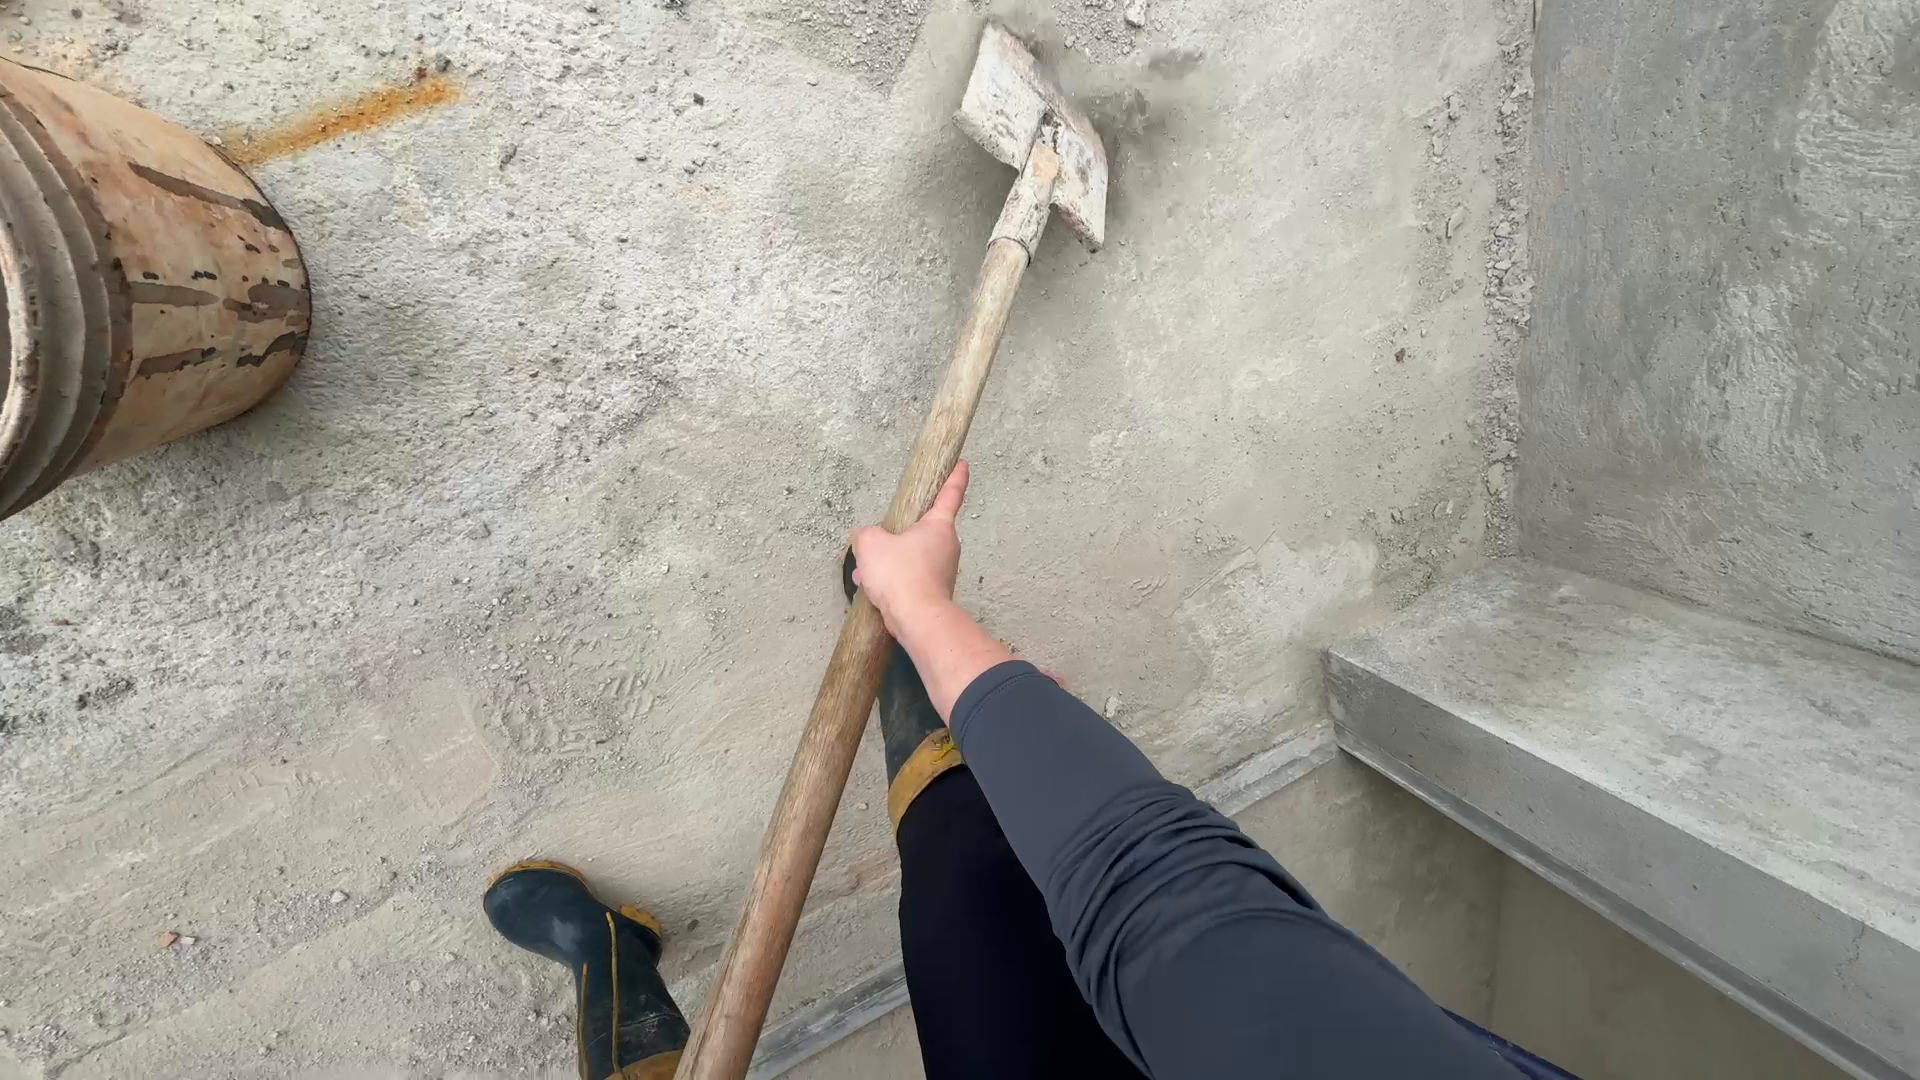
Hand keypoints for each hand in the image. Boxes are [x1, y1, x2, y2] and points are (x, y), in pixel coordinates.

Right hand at [849, 461, 969, 635]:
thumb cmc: (901, 576)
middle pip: (921, 530)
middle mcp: (946, 546)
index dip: (955, 476)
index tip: (962, 464)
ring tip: (866, 571)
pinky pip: (910, 577)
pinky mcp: (934, 590)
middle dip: (898, 534)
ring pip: (912, 556)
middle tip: (879, 538)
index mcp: (938, 525)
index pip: (950, 493)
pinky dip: (892, 579)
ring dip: (890, 560)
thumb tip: (863, 538)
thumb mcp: (870, 544)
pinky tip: (871, 588)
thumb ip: (865, 534)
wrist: (916, 618)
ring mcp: (942, 569)